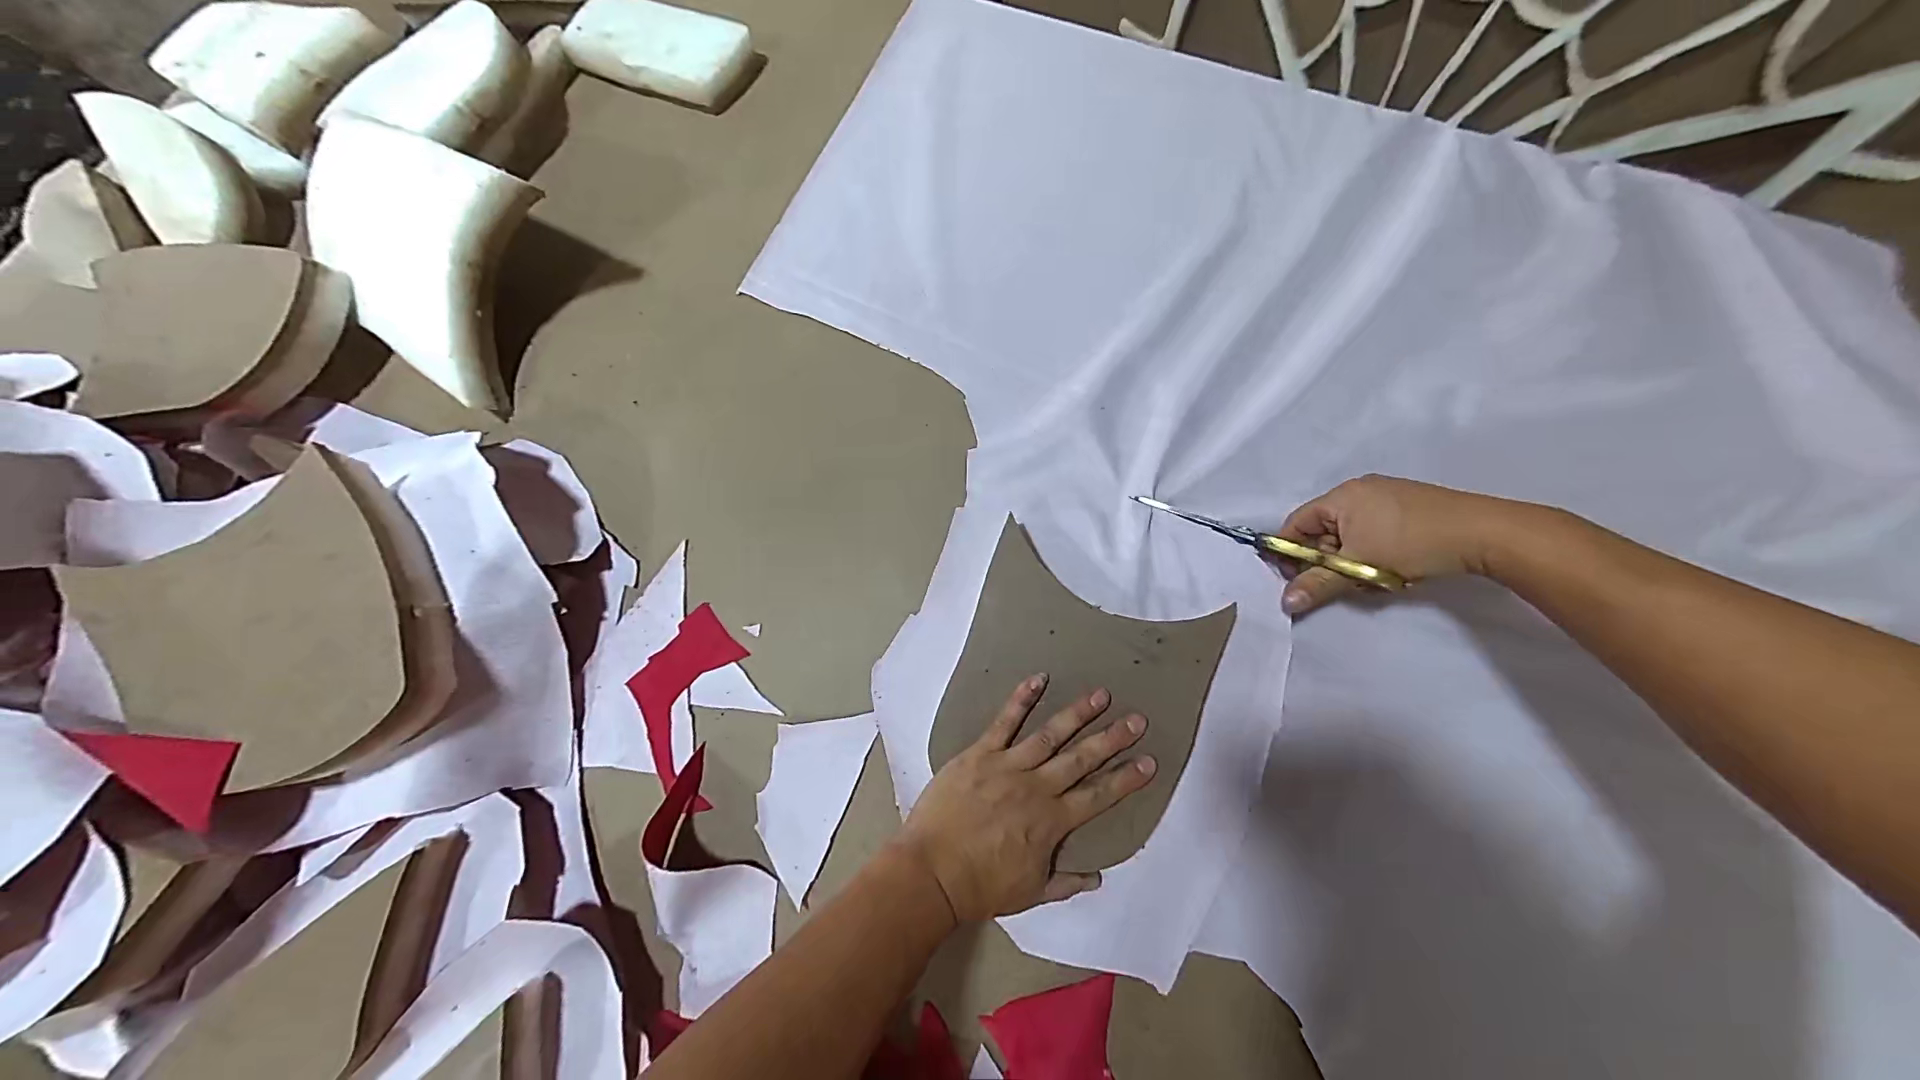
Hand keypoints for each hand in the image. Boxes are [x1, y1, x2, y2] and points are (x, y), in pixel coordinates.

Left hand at [893, 674, 1155, 923]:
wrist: (932, 871)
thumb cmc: (981, 886)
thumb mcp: (1031, 892)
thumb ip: (1066, 881)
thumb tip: (1097, 877)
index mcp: (1052, 821)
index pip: (1098, 796)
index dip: (1126, 779)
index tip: (1149, 762)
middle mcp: (1037, 788)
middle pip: (1081, 759)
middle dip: (1112, 739)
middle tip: (1137, 720)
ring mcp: (1008, 766)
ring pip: (1050, 735)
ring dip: (1077, 713)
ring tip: (1100, 695)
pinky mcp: (980, 754)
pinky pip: (1004, 722)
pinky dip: (1021, 699)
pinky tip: (1038, 679)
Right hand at [1276, 474, 1517, 614]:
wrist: (1485, 533)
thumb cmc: (1411, 543)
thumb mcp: (1359, 567)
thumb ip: (1318, 584)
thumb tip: (1285, 602)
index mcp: (1341, 496)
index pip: (1296, 524)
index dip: (1290, 553)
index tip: (1297, 578)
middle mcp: (1360, 489)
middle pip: (1322, 529)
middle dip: (1326, 559)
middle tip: (1339, 581)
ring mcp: (1388, 495)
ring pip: (1350, 533)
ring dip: (1351, 558)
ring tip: (1371, 577)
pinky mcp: (1410, 507)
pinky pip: (1373, 530)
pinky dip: (1372, 550)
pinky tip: (1391, 567)